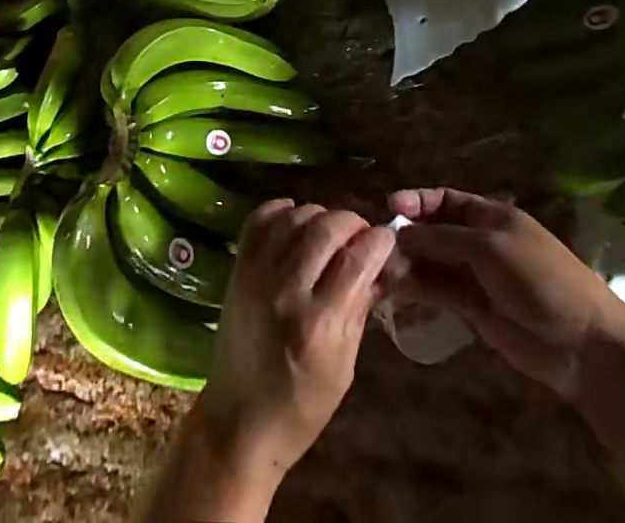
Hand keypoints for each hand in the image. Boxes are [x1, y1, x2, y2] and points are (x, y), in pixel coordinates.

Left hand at [198, 201, 395, 477]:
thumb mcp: (345, 365)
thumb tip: (380, 268)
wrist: (240, 414)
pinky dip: (280, 211)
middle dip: (351, 222)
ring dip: (318, 215)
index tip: (388, 238)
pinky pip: (258, 221)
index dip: (378, 240)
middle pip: (324, 228)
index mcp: (319, 322)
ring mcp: (255, 273)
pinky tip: (296, 221)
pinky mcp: (236, 268)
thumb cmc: (302, 404)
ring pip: (292, 218)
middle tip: (362, 233)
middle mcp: (285, 289)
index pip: (356, 260)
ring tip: (331, 231)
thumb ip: (360, 309)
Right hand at [386, 188, 624, 397]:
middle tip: (376, 242)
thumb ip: (439, 237)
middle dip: (405, 233)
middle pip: (432, 229)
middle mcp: (480, 242)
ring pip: (429, 260)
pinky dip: (414, 286)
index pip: (444, 200)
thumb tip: (397, 233)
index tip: (388, 207)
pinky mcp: (470, 306)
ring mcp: (474, 275)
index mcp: (491, 218)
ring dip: (405, 261)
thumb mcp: (488, 246)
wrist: (584, 346)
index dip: (416, 201)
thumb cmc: (540, 280)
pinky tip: (393, 286)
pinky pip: (435, 289)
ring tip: (379, 266)